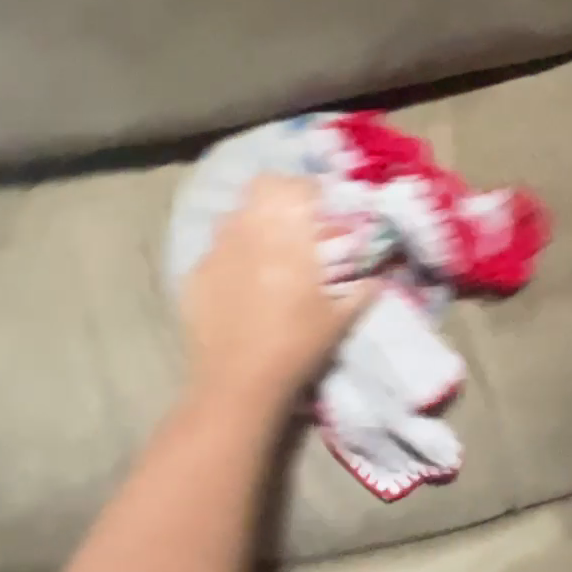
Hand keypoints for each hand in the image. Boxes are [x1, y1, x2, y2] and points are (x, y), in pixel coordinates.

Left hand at [181, 175, 378, 408]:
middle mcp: (246, 232)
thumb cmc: (296, 348)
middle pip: (261, 188)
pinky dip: (230, 258)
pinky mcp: (193, 276)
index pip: (297, 186)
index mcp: (285, 236)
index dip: (312, 194)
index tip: (323, 214)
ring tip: (266, 256)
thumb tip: (378, 277)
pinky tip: (239, 287)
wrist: (239, 385)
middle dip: (280, 198)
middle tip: (295, 228)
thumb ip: (361, 291)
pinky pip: (215, 251)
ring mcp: (214, 252)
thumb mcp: (339, 321)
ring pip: (234, 216)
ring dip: (253, 225)